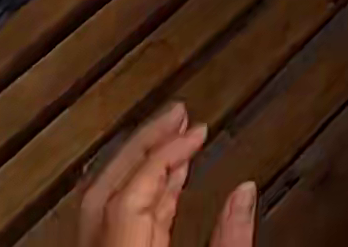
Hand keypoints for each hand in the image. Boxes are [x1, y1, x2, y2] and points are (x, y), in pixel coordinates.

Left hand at [80, 103, 254, 246]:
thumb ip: (229, 242)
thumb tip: (245, 191)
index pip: (128, 195)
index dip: (163, 154)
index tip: (198, 130)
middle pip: (103, 192)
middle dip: (143, 145)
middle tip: (177, 113)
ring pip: (102, 206)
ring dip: (142, 166)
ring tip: (177, 136)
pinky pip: (117, 226)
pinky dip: (143, 196)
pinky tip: (170, 181)